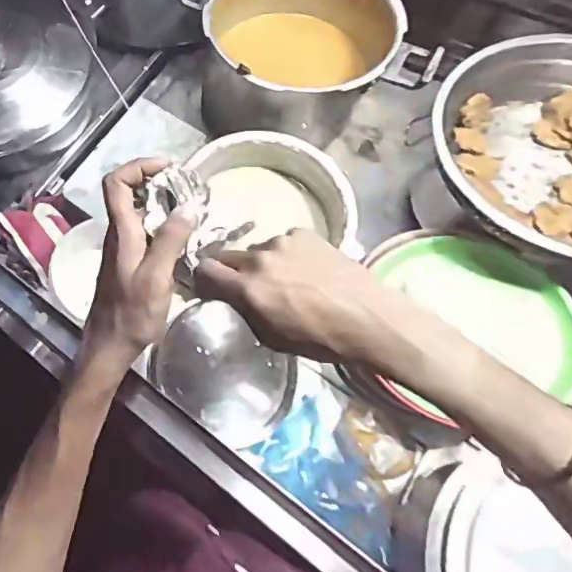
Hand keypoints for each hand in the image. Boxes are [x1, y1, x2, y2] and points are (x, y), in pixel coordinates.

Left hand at [84, 158, 191, 361]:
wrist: (110, 346)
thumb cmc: (131, 314)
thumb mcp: (156, 277)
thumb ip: (170, 240)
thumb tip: (187, 206)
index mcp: (122, 233)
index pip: (116, 183)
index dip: (138, 167)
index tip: (167, 168)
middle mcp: (120, 235)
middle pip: (130, 194)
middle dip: (158, 183)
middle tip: (189, 189)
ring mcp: (124, 249)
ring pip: (140, 213)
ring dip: (164, 205)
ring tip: (193, 209)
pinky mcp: (131, 262)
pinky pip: (147, 232)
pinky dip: (165, 226)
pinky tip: (184, 238)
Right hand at [195, 230, 418, 365]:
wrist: (368, 316)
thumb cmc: (320, 338)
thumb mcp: (273, 337)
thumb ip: (246, 312)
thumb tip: (236, 300)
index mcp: (248, 289)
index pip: (204, 271)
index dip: (204, 281)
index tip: (212, 290)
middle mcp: (260, 259)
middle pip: (227, 257)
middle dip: (232, 272)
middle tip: (250, 288)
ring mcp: (283, 242)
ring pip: (258, 250)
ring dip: (262, 263)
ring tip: (286, 279)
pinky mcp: (304, 233)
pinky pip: (282, 242)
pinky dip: (287, 254)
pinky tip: (306, 269)